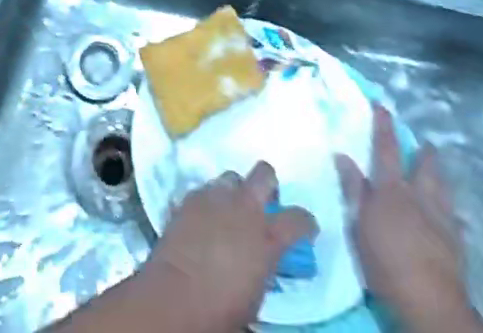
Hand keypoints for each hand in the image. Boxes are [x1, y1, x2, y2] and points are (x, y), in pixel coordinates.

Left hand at [53, 161, 314, 332]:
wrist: (176, 296)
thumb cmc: (221, 310)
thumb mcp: (256, 296)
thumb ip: (264, 269)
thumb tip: (262, 267)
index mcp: (268, 237)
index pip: (299, 218)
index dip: (305, 223)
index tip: (305, 229)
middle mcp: (244, 208)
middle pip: (264, 173)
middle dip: (267, 183)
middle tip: (264, 201)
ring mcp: (214, 198)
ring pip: (230, 176)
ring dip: (233, 190)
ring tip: (229, 208)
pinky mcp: (188, 198)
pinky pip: (203, 190)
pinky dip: (207, 200)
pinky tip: (202, 216)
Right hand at [336, 106, 482, 332]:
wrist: (429, 301)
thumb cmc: (384, 261)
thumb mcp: (358, 224)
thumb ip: (353, 189)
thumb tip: (343, 155)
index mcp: (392, 190)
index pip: (386, 150)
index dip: (384, 126)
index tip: (382, 106)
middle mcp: (419, 197)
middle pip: (424, 167)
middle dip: (424, 153)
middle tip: (426, 143)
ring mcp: (442, 220)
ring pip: (443, 189)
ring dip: (439, 177)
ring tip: (439, 171)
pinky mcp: (457, 243)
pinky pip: (456, 219)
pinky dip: (452, 213)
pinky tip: (455, 217)